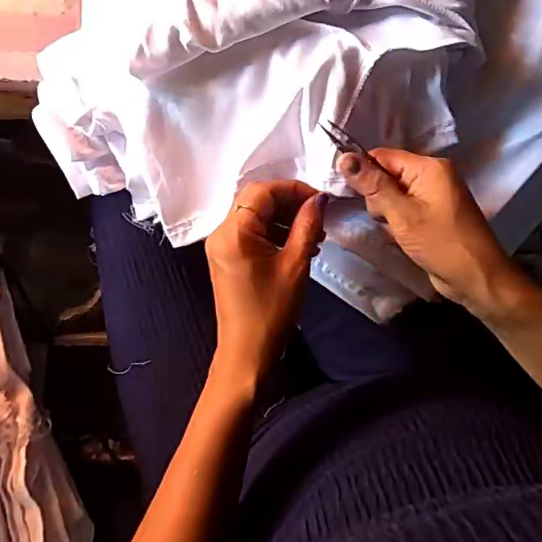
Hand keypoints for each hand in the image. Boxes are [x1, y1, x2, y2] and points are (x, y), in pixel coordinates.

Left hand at [205, 180, 327, 379]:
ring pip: (254, 214)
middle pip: (255, 199)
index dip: (294, 189)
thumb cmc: (271, 310)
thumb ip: (307, 225)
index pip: (262, 191)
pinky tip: (297, 245)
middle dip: (289, 202)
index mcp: (234, 232)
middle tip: (318, 217)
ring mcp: (221, 245)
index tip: (321, 201)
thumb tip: (319, 199)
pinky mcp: (226, 256)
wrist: (246, 352)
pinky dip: (273, 231)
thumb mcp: (295, 264)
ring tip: (313, 235)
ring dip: (283, 217)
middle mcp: (221, 232)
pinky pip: (250, 231)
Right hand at [335, 149, 524, 314]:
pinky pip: (404, 209)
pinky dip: (397, 222)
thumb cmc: (441, 243)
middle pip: (387, 174)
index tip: (345, 191)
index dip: (362, 171)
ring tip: (396, 231)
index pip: (382, 156)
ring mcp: (434, 196)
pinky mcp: (432, 214)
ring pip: (392, 195)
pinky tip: (400, 237)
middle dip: (377, 197)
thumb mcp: (401, 214)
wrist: (476, 278)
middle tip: (386, 219)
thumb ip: (372, 185)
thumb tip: (344, 157)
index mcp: (429, 167)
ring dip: (386, 213)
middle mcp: (433, 175)